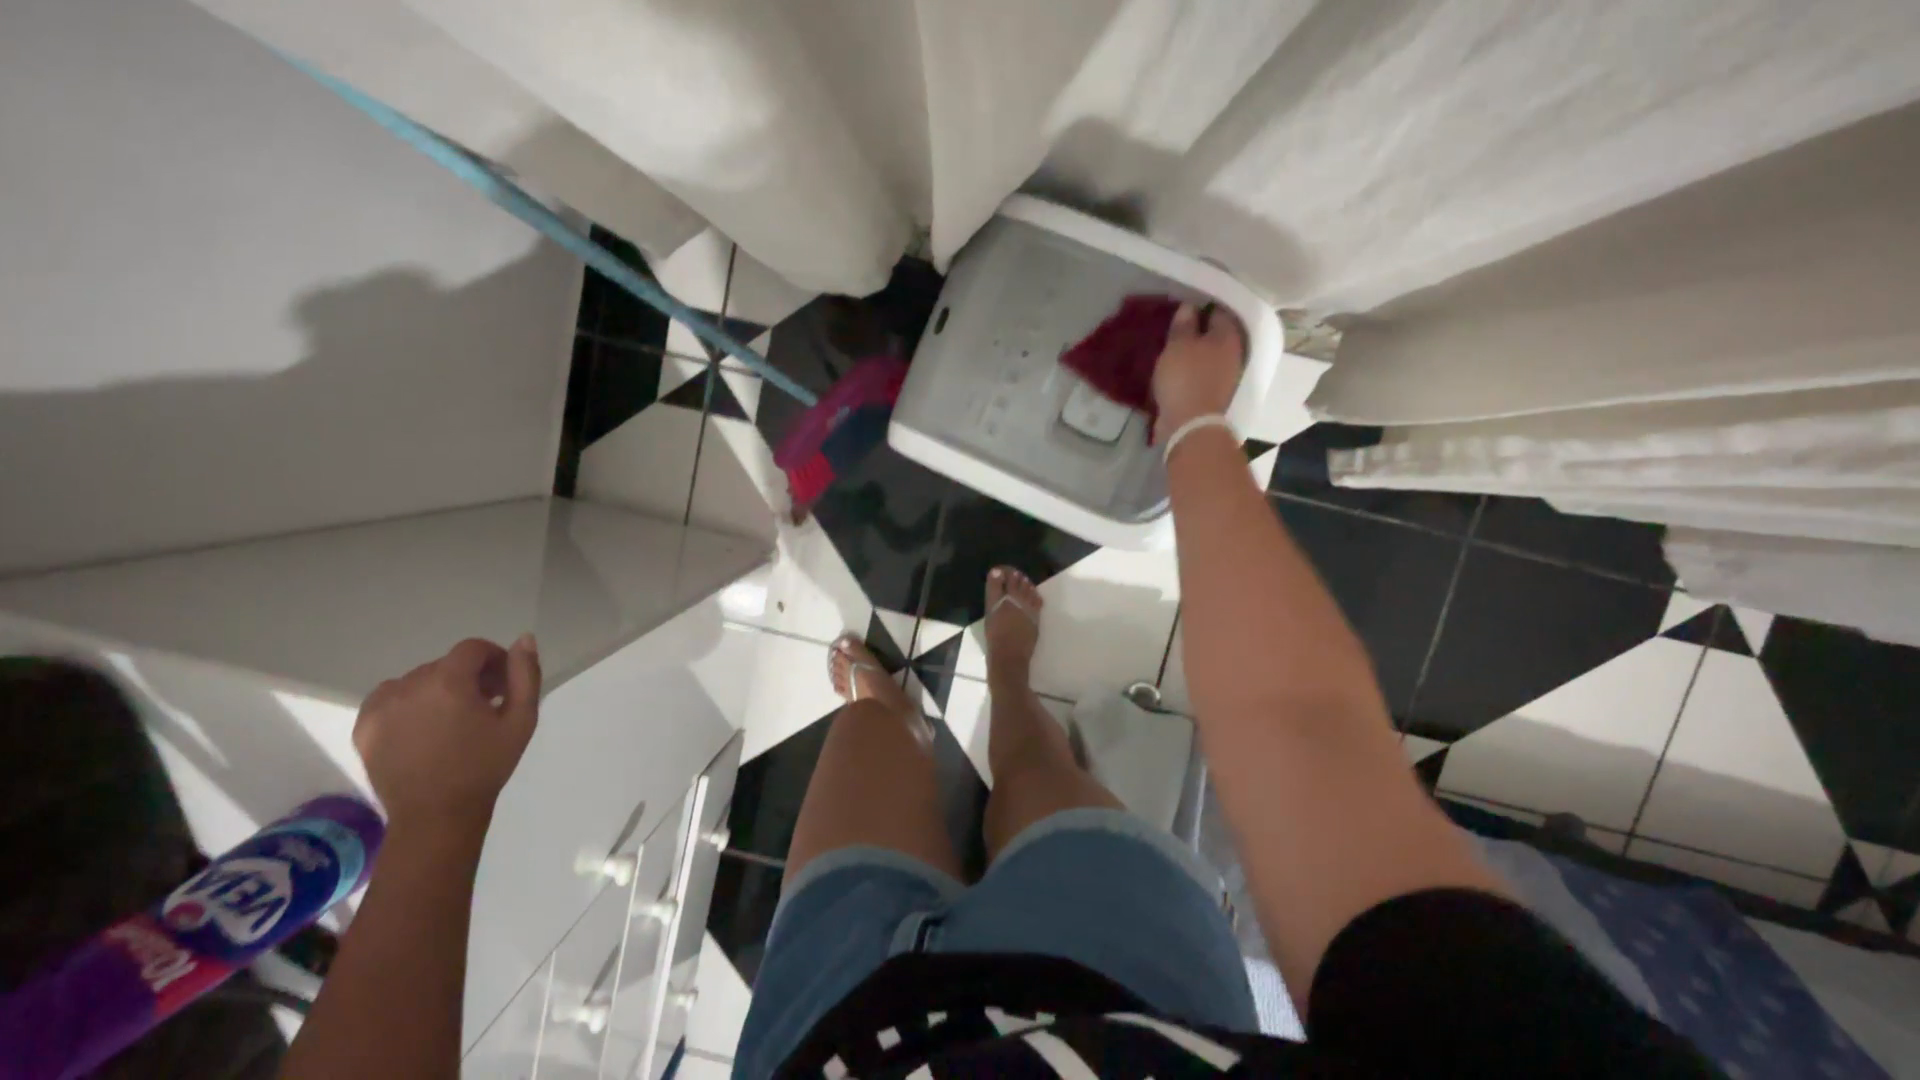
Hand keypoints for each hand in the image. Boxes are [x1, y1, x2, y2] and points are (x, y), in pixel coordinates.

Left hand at [354, 636, 541, 828]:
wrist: (436, 815)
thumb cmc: (485, 767)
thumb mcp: (520, 721)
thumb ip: (524, 675)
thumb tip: (523, 639)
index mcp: (449, 681)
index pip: (472, 649)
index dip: (493, 660)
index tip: (503, 686)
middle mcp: (410, 685)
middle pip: (445, 665)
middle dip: (468, 678)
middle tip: (482, 708)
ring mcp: (381, 706)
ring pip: (417, 680)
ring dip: (438, 690)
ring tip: (450, 722)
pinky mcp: (364, 726)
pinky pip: (389, 698)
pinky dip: (407, 704)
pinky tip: (421, 729)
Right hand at [1152, 302, 1244, 442]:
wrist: (1190, 424)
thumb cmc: (1185, 377)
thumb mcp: (1178, 345)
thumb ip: (1184, 324)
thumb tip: (1190, 307)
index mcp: (1228, 337)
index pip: (1218, 312)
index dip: (1201, 307)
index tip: (1181, 309)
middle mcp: (1233, 355)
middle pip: (1215, 336)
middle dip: (1197, 331)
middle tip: (1174, 328)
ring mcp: (1225, 377)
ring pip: (1209, 356)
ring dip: (1193, 352)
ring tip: (1171, 349)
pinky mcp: (1213, 395)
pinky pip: (1202, 374)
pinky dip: (1191, 370)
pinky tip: (1175, 370)